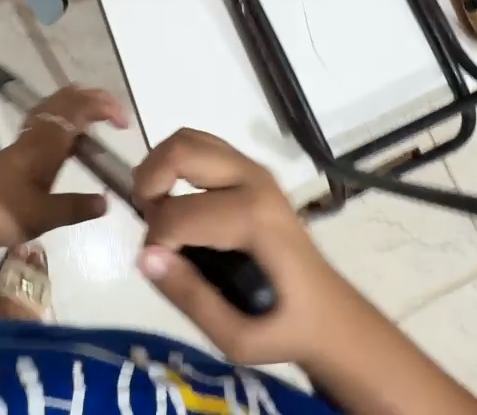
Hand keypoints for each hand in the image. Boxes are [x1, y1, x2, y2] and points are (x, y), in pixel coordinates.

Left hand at [0, 86, 130, 248]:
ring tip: (96, 117)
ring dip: (77, 104)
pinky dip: (62, 116)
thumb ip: (76, 208)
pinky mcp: (15, 150)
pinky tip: (65, 135)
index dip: (104, 107)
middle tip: (116, 114)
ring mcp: (24, 140)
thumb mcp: (42, 216)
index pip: (80, 110)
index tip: (124, 122)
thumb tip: (107, 201)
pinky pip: (44, 119)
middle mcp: (37, 134)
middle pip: (66, 100)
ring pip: (53, 106)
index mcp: (48, 143)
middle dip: (94, 99)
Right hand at [133, 129, 375, 368]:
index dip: (155, 243)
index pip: (177, 214)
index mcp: (253, 218)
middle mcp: (254, 180)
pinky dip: (177, 164)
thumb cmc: (284, 329)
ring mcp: (254, 169)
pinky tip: (177, 199)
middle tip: (148, 222)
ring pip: (188, 140)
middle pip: (180, 150)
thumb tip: (145, 256)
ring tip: (158, 209)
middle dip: (149, 183)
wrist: (331, 315)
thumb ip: (189, 296)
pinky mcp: (252, 169)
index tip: (159, 270)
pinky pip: (203, 147)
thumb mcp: (236, 337)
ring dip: (160, 168)